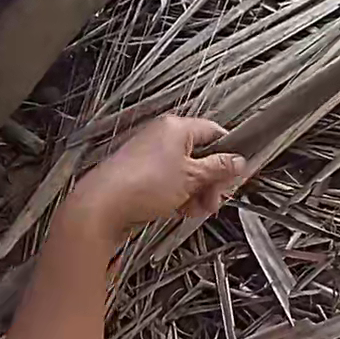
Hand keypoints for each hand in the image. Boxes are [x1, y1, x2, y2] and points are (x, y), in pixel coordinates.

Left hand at [65, 116, 245, 234]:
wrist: (102, 206)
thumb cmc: (141, 184)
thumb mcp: (192, 177)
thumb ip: (219, 168)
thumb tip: (237, 161)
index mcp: (176, 127)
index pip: (213, 132)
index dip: (227, 154)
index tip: (235, 173)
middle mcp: (162, 137)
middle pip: (201, 155)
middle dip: (211, 180)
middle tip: (215, 198)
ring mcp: (150, 156)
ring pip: (186, 172)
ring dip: (197, 192)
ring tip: (195, 209)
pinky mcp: (141, 175)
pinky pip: (169, 182)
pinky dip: (179, 195)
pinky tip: (180, 210)